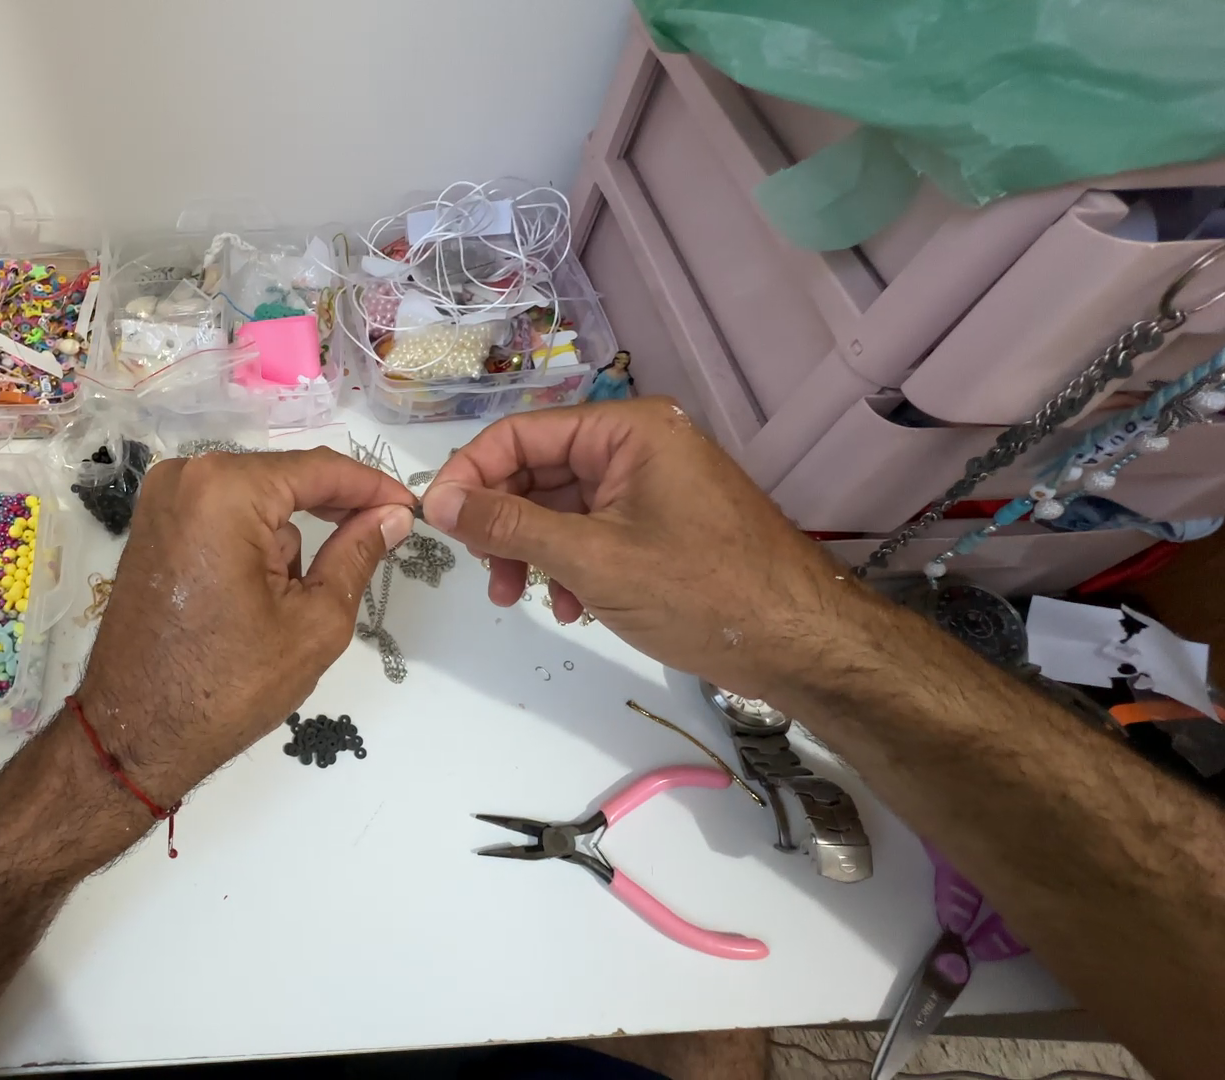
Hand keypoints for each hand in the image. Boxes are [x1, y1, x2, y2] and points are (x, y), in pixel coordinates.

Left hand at [75, 449, 415, 803]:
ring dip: (287, 537)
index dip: (372, 485)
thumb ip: (357, 555)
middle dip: (331, 510)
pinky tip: (257, 597)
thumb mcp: (314, 621)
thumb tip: (392, 515)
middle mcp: (185, 477)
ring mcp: (162, 500)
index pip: (318, 469)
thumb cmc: (227, 685)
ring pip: (255, 502)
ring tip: (293, 601)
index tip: (410, 505)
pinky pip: (223, 516)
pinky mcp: (154, 527)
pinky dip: (253, 543)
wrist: (134, 734)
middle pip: (284, 479)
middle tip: (380, 537)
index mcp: (224, 489)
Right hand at [421, 399, 856, 698]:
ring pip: (555, 506)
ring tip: (515, 597)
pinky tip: (567, 606)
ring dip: (527, 550)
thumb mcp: (590, 557)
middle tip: (479, 568)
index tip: (436, 520)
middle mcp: (632, 446)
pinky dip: (563, 564)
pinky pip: (585, 530)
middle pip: (534, 471)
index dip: (469, 474)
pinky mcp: (652, 522)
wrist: (803, 648)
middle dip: (500, 522)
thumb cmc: (699, 592)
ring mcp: (644, 486)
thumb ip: (508, 524)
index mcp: (625, 430)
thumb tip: (436, 502)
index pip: (519, 435)